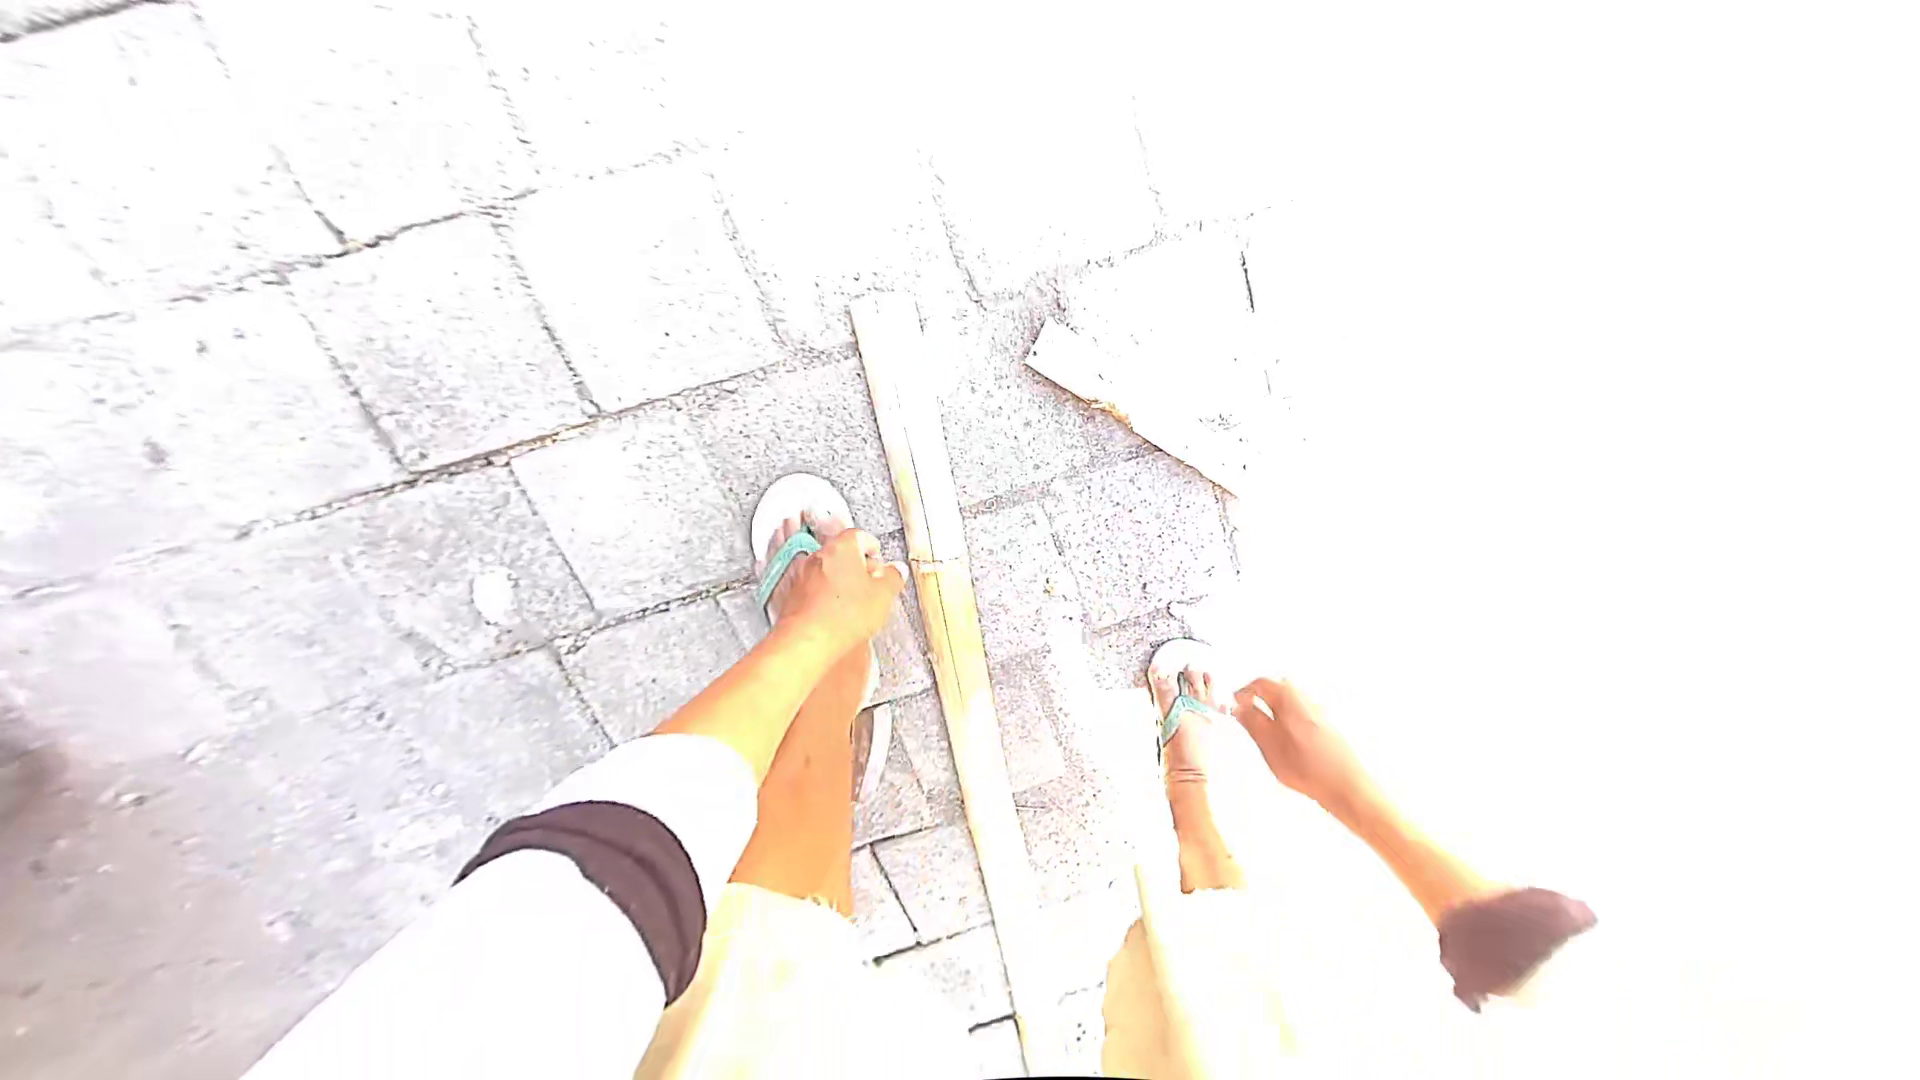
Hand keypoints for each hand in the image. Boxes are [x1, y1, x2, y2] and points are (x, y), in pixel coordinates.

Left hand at [778, 529, 906, 653]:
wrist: (808, 640)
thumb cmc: (847, 614)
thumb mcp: (883, 595)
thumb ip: (893, 577)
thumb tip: (897, 569)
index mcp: (842, 547)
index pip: (859, 536)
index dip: (872, 547)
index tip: (879, 559)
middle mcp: (819, 556)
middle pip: (842, 552)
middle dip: (858, 565)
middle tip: (872, 582)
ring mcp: (803, 575)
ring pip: (828, 570)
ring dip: (842, 580)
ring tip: (856, 601)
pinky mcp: (794, 596)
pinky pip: (816, 588)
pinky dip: (827, 595)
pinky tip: (837, 613)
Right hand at [1231, 678, 1372, 812]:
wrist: (1345, 787)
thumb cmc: (1307, 765)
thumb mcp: (1268, 743)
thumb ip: (1251, 721)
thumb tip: (1240, 708)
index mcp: (1289, 697)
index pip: (1260, 683)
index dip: (1244, 693)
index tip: (1236, 705)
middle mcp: (1306, 700)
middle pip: (1276, 690)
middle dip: (1259, 700)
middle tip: (1247, 716)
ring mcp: (1319, 713)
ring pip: (1288, 703)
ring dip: (1273, 711)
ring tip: (1265, 733)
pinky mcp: (1326, 728)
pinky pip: (1300, 716)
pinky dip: (1287, 722)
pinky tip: (1286, 743)